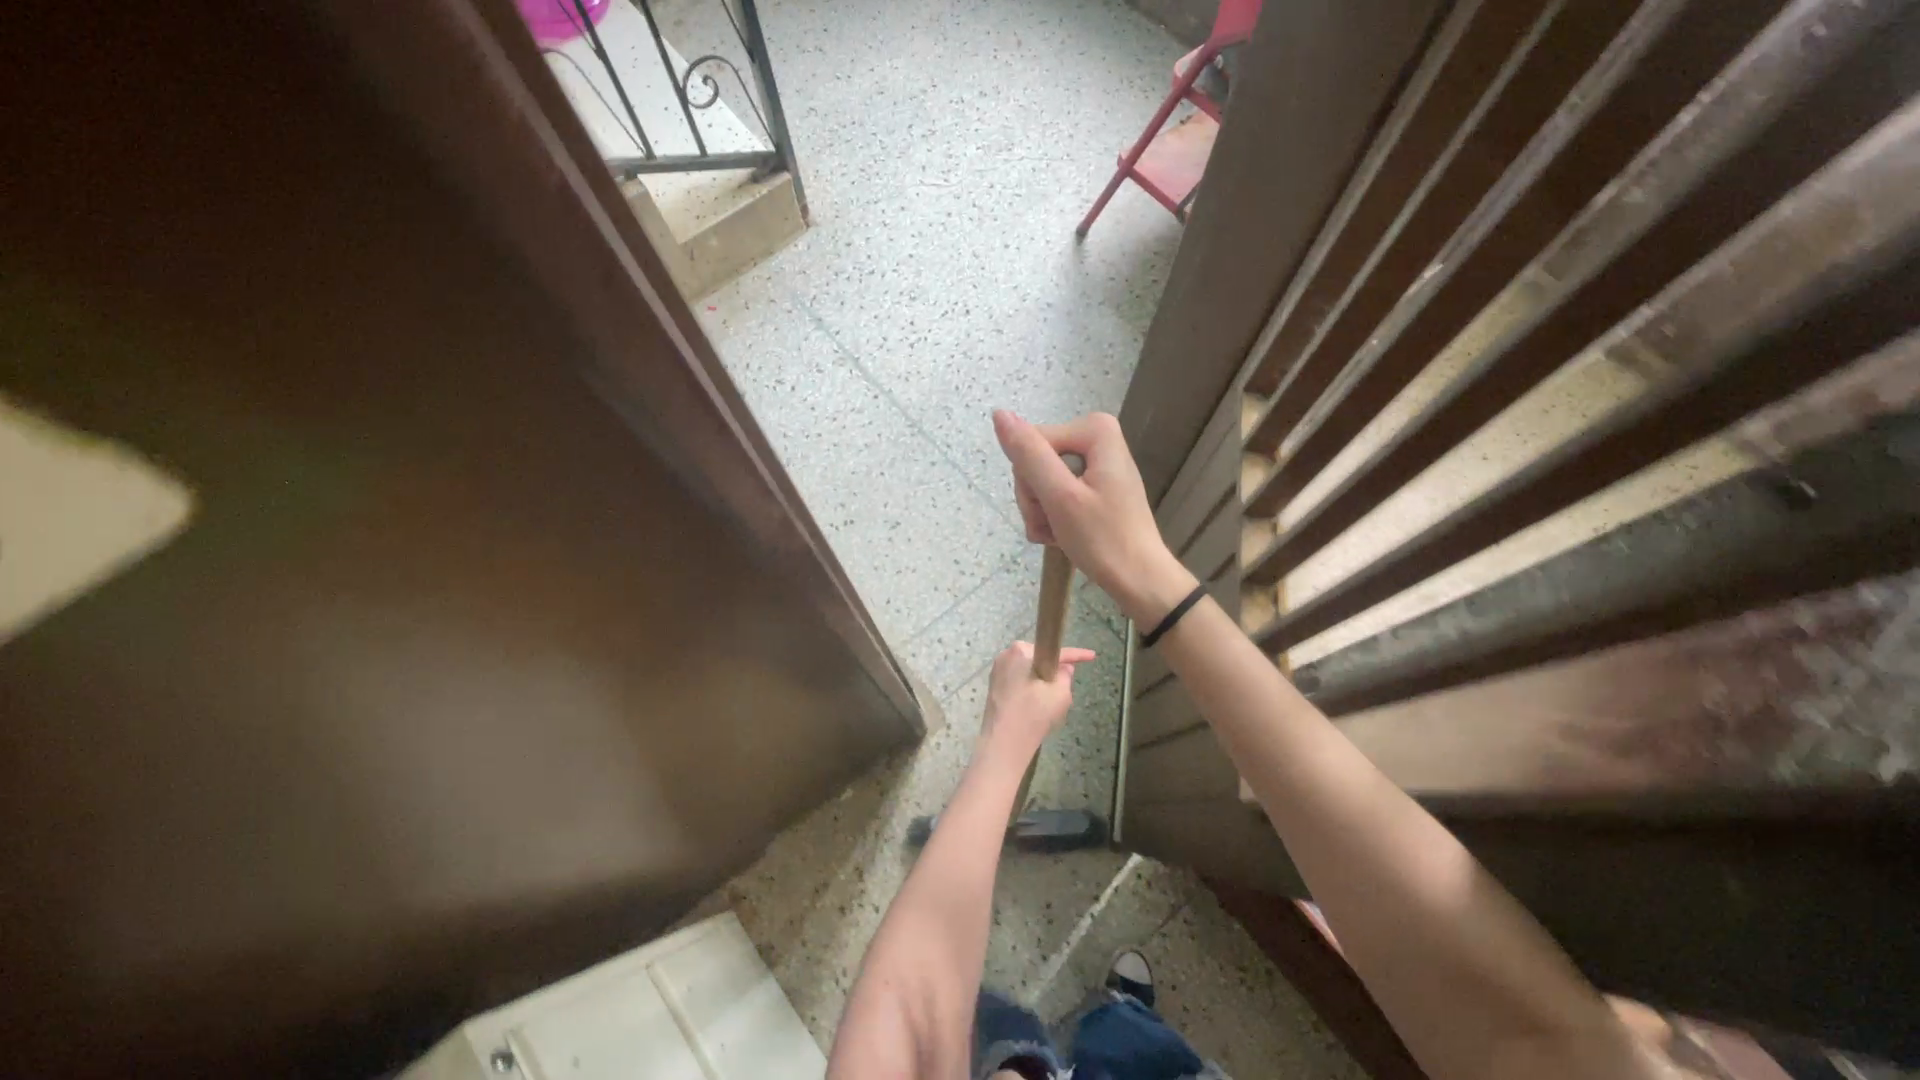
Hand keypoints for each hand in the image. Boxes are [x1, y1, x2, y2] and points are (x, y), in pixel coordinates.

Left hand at [978, 641, 1095, 754]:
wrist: (1004, 741)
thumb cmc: (1034, 713)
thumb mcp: (1061, 693)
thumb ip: (1066, 676)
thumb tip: (1064, 668)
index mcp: (1021, 651)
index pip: (1055, 651)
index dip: (1077, 655)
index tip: (1092, 655)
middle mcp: (1006, 656)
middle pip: (1039, 660)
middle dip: (1053, 671)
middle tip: (1065, 687)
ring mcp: (997, 671)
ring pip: (1028, 673)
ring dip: (1041, 682)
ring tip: (1051, 702)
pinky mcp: (993, 687)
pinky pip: (1018, 683)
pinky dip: (1029, 690)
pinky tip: (1035, 707)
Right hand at [993, 410, 1198, 624]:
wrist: (1139, 580)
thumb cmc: (1104, 540)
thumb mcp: (1060, 497)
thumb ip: (1029, 454)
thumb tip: (999, 414)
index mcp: (1094, 430)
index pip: (1030, 444)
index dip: (1031, 482)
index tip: (1052, 510)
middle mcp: (1096, 438)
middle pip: (1035, 461)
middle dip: (1036, 499)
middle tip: (1055, 526)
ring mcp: (1095, 463)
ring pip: (1041, 481)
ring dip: (1041, 514)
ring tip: (1060, 535)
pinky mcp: (1094, 486)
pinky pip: (1056, 493)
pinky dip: (1053, 518)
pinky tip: (1064, 536)